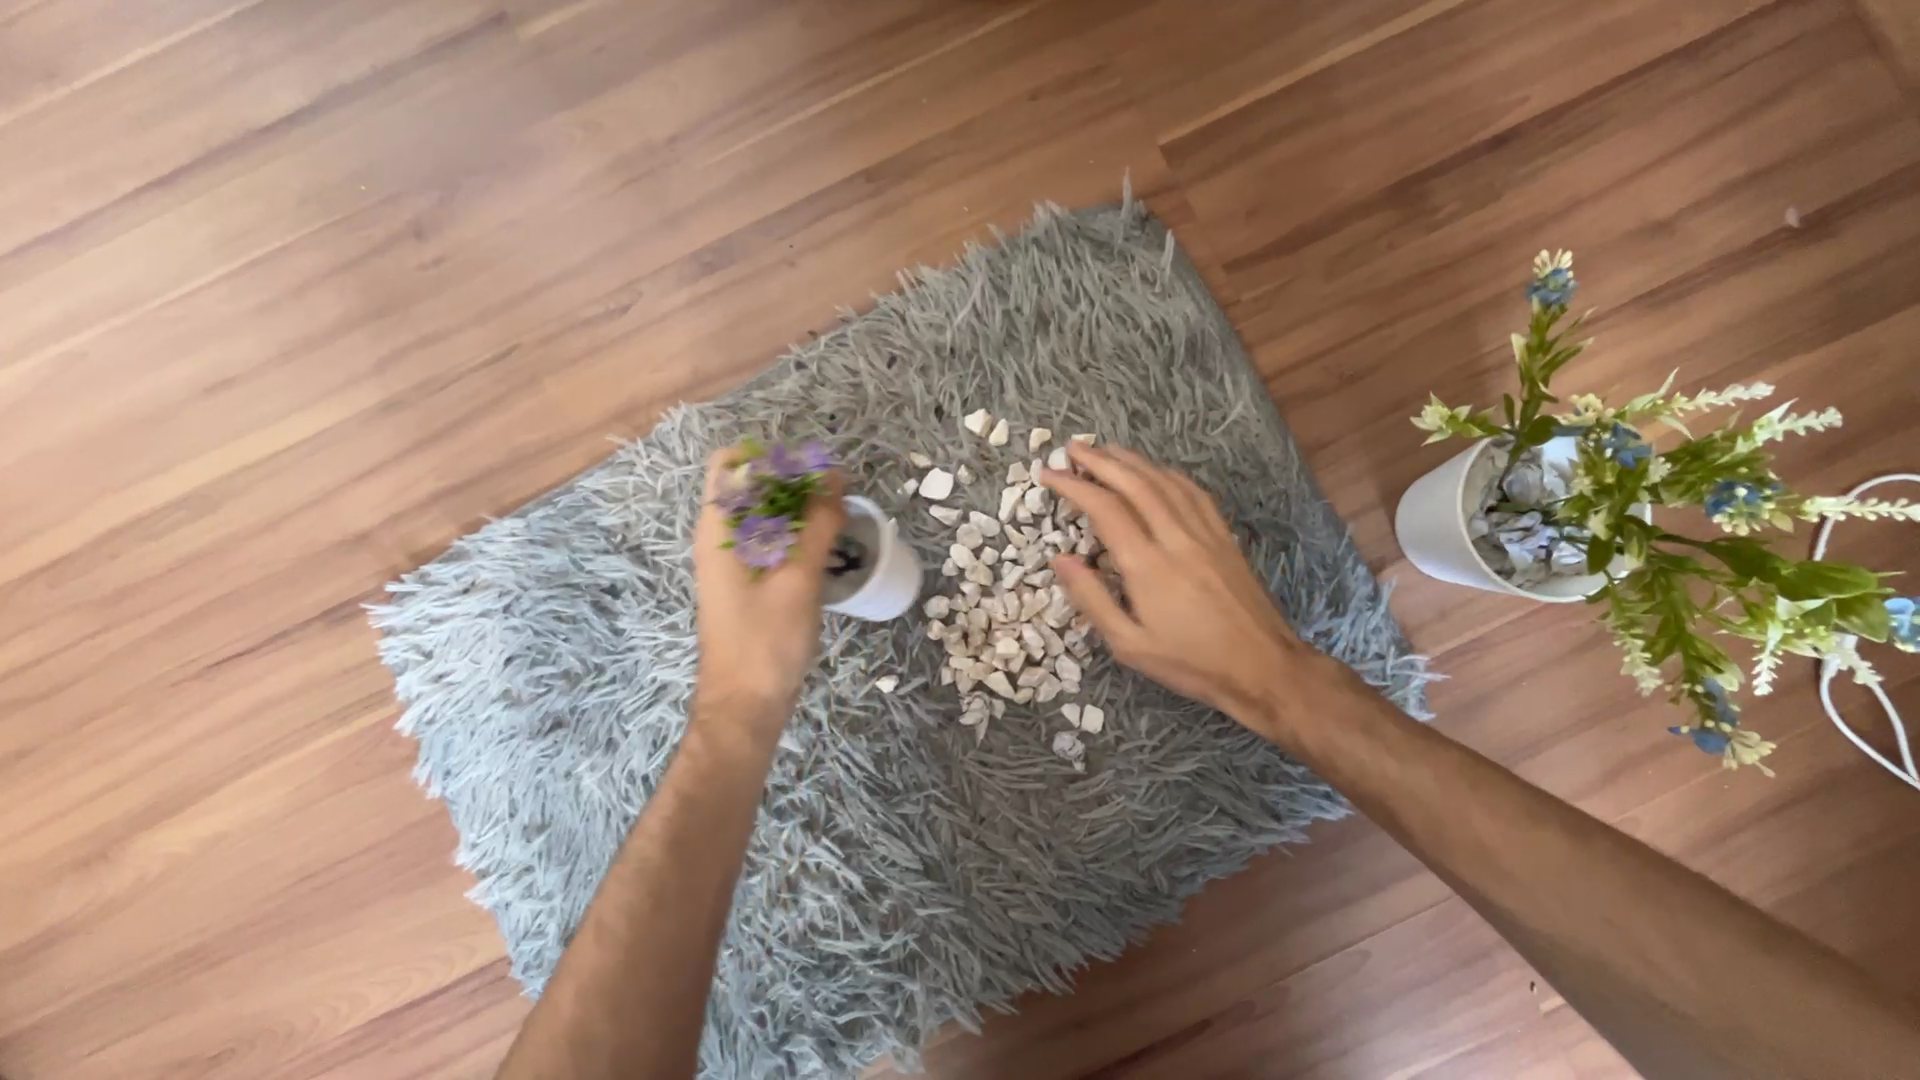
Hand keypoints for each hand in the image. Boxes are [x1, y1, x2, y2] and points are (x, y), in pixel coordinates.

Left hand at [692, 447, 846, 734]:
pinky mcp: (748, 584)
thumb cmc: (766, 642)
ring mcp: (732, 563)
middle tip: (836, 496)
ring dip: (799, 509)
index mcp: (717, 531)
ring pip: (764, 516)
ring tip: (839, 518)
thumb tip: (835, 478)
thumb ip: (817, 525)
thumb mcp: (798, 579)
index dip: (769, 457)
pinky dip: (797, 536)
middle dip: (793, 481)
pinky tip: (828, 547)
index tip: (811, 471)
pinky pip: (770, 543)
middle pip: (751, 487)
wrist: (745, 706)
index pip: (730, 464)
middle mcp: (719, 540)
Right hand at [1039, 444, 1315, 727]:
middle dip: (1100, 461)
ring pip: (1166, 482)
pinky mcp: (1225, 538)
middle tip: (1073, 448)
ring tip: (1107, 451)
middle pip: (1135, 484)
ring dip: (1133, 461)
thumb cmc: (1191, 663)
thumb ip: (1091, 598)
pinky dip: (1169, 475)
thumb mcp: (1129, 644)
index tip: (1049, 474)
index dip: (1074, 486)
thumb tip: (1060, 558)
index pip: (1104, 509)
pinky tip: (1158, 472)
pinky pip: (1194, 493)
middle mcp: (1177, 538)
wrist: (1263, 668)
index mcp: (1148, 565)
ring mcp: (1206, 534)